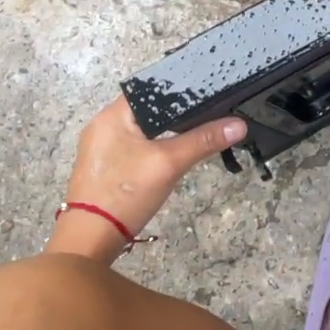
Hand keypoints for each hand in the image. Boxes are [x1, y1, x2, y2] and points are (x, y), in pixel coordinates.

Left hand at [46, 98, 247, 262]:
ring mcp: (101, 146)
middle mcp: (103, 124)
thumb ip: (204, 140)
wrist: (90, 241)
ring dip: (168, 131)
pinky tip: (172, 153)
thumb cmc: (126, 193)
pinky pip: (137, 144)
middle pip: (150, 108)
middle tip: (211, 113)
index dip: (183, 88)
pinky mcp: (105, 165)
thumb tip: (240, 124)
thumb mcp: (169, 163)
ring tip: (198, 130)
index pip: (153, 88)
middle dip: (179, 112)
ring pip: (145, 128)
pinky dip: (156, 145)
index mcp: (112, 114)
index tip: (211, 92)